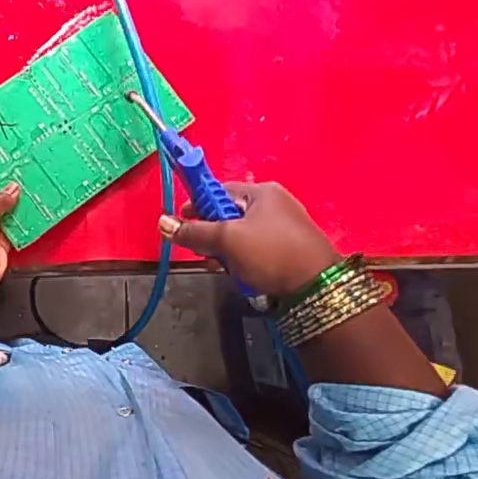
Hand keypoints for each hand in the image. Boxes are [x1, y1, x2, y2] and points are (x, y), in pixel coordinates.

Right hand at [157, 181, 339, 297]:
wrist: (315, 287)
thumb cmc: (270, 253)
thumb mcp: (227, 240)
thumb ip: (193, 231)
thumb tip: (162, 222)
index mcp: (260, 192)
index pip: (218, 190)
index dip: (196, 205)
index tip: (181, 223)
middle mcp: (272, 204)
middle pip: (225, 215)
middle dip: (209, 234)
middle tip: (201, 251)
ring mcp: (279, 227)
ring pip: (236, 235)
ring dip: (222, 251)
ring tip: (221, 265)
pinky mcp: (283, 249)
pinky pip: (250, 249)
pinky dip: (238, 259)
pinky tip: (237, 272)